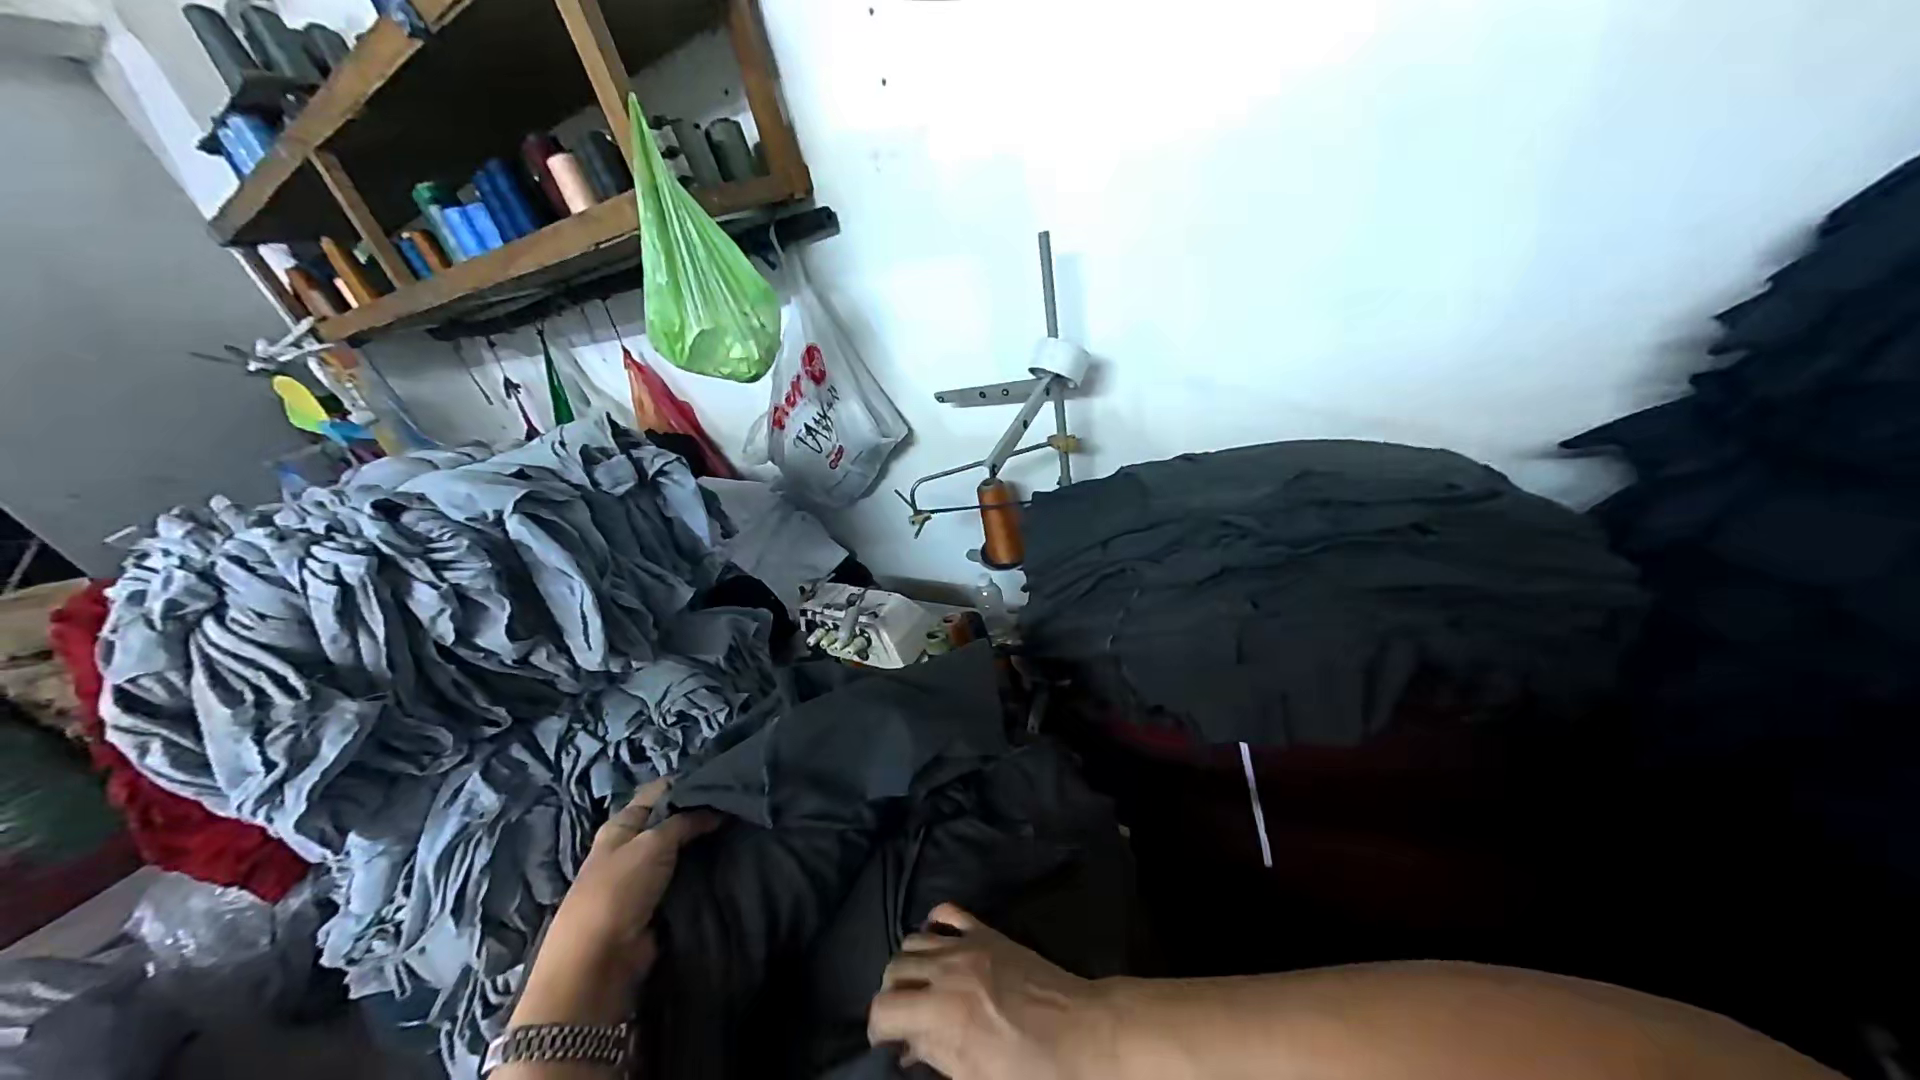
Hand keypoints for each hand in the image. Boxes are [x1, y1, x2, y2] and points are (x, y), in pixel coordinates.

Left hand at [512, 778, 720, 1026]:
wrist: (600, 961)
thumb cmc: (619, 889)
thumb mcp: (653, 843)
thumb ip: (685, 821)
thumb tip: (717, 810)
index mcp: (622, 824)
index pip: (659, 792)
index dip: (688, 783)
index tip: (724, 778)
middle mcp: (634, 846)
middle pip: (673, 821)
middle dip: (702, 814)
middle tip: (739, 805)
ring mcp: (647, 876)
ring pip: (684, 850)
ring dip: (706, 844)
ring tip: (743, 828)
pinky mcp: (660, 903)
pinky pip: (688, 878)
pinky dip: (705, 871)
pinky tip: (732, 858)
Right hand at [867, 904, 1111, 1079]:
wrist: (1085, 1033)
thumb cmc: (1034, 1070)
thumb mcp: (978, 1079)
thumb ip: (936, 1058)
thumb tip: (907, 1048)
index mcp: (945, 1013)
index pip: (884, 1008)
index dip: (877, 1028)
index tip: (887, 1042)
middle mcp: (949, 970)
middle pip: (893, 968)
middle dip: (891, 995)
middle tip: (905, 1018)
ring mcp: (969, 944)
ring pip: (913, 940)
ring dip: (909, 964)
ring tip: (920, 987)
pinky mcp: (988, 932)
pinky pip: (948, 912)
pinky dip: (933, 926)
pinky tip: (937, 947)